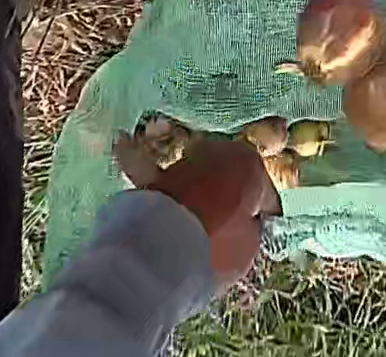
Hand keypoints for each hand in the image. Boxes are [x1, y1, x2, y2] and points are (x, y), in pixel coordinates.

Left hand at [134, 138, 280, 290]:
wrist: (164, 247)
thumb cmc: (218, 243)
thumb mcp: (249, 246)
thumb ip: (249, 229)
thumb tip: (241, 225)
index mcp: (252, 164)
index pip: (264, 193)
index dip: (262, 216)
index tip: (258, 233)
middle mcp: (221, 150)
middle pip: (231, 175)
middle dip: (232, 194)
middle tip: (231, 225)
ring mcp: (186, 160)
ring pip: (198, 170)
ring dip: (199, 183)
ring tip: (200, 210)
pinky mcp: (155, 175)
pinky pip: (143, 164)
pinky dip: (132, 154)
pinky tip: (121, 139)